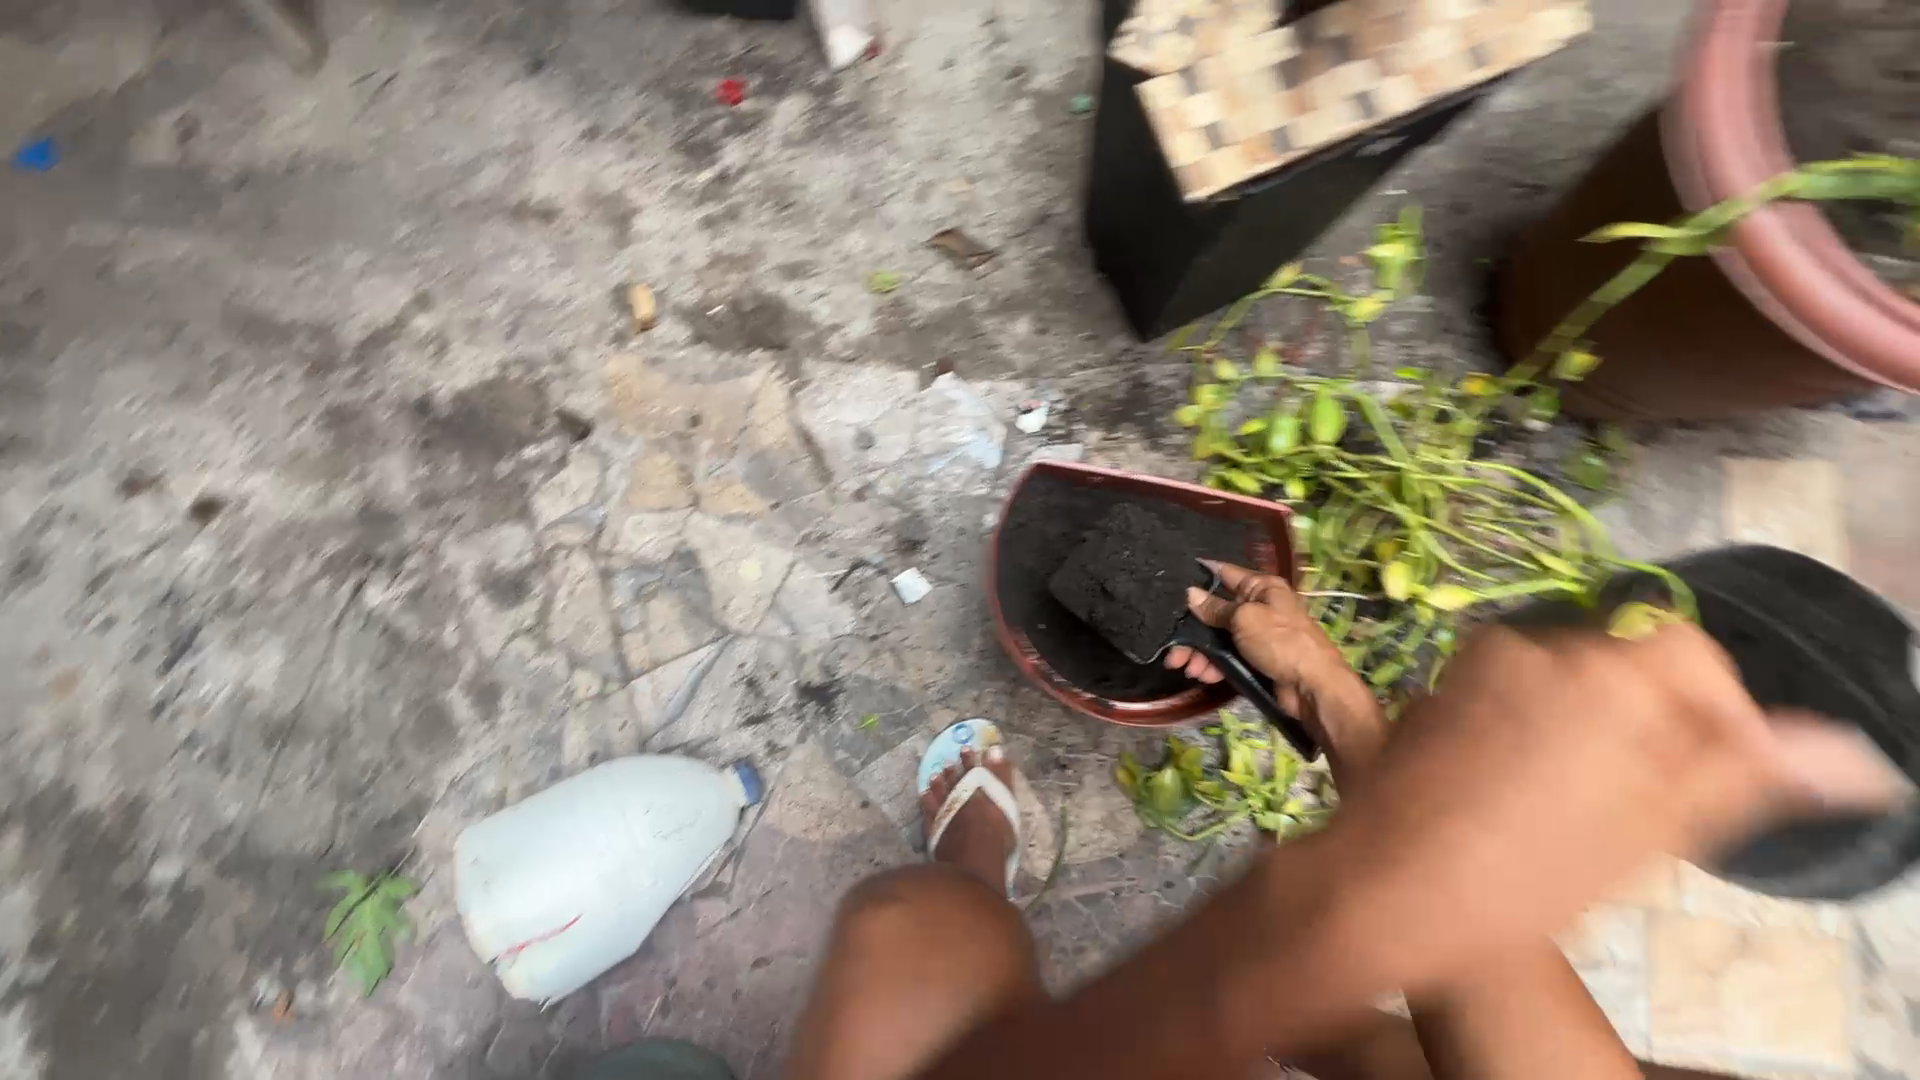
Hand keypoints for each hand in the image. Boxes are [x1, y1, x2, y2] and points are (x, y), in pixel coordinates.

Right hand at [1164, 561, 1382, 772]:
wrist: (1312, 688)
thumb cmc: (1282, 642)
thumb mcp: (1245, 619)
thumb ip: (1215, 608)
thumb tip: (1190, 593)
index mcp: (1262, 588)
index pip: (1225, 573)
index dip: (1200, 575)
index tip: (1171, 581)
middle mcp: (1258, 607)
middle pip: (1215, 611)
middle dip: (1192, 629)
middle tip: (1172, 648)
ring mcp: (1255, 635)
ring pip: (1217, 637)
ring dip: (1198, 652)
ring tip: (1185, 668)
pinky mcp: (1254, 659)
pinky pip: (1226, 657)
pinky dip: (1212, 665)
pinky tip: (1203, 675)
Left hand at [1321, 621, 1906, 990]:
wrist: (1386, 880)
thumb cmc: (1529, 871)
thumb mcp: (1654, 830)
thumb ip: (1743, 772)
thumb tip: (1851, 752)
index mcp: (1599, 670)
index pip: (1685, 650)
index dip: (1714, 705)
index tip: (1713, 768)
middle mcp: (1527, 647)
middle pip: (1616, 666)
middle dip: (1640, 721)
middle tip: (1633, 801)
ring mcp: (1467, 665)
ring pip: (1557, 682)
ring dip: (1579, 726)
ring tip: (1566, 803)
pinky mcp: (1429, 689)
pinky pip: (1500, 694)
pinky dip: (1521, 726)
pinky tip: (1508, 788)